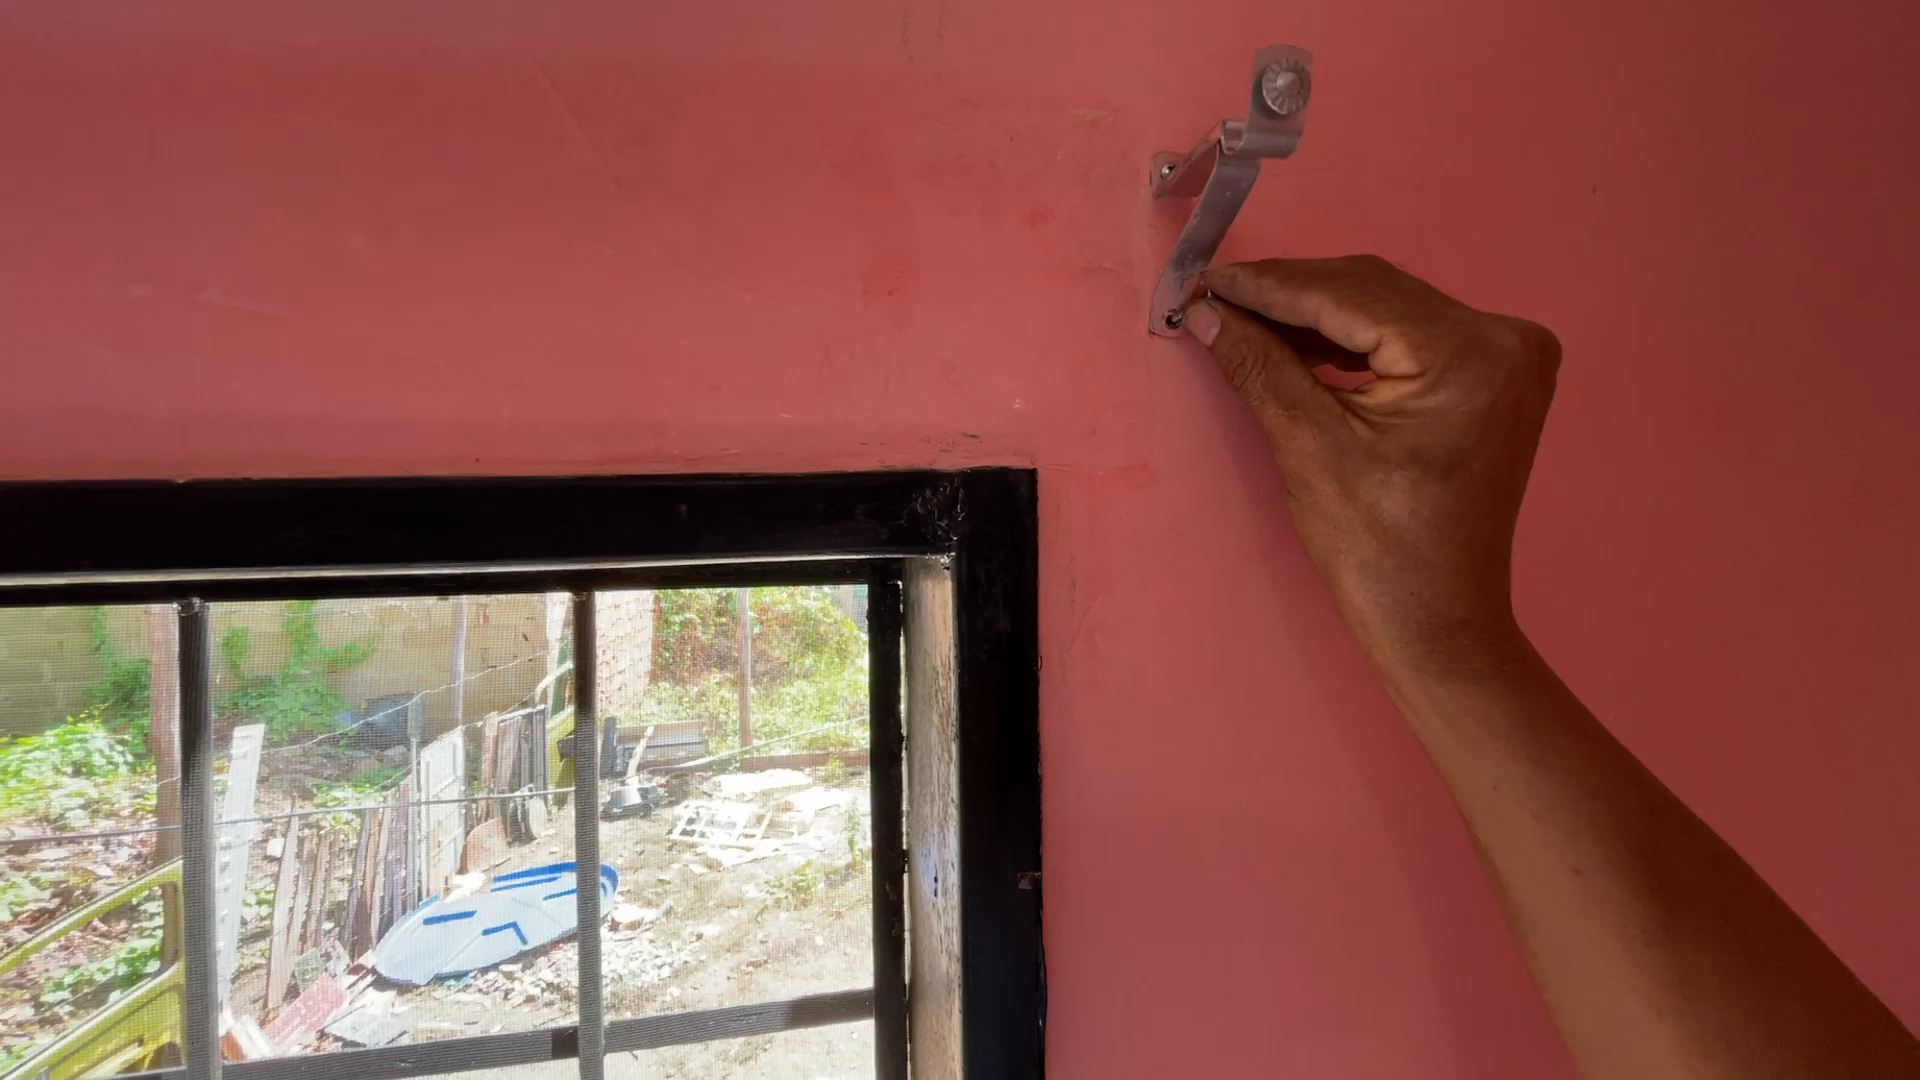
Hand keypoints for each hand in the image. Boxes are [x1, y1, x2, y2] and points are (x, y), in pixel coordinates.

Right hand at [1183, 256, 1560, 677]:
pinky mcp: (1488, 377)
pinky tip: (1294, 342)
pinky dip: (1344, 340)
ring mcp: (1504, 356)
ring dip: (1311, 313)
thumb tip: (1207, 313)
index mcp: (1468, 353)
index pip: (1350, 294)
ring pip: (1385, 310)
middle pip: (1373, 292)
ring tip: (1242, 318)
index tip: (1205, 280)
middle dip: (1287, 292)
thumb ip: (1259, 366)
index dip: (1268, 284)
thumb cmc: (1371, 546)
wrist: (1434, 617)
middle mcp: (1503, 337)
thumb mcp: (1307, 447)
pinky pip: (1402, 338)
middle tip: (1214, 297)